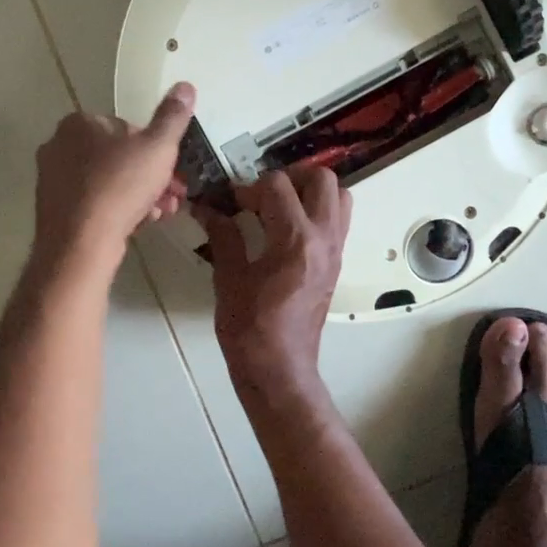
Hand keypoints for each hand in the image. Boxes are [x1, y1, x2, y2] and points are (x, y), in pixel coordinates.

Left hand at [33, 83, 194, 263]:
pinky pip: (94, 204)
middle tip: (175, 193)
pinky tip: (139, 224)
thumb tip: (185, 86)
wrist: (80, 244)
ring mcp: (53, 181)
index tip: (173, 167)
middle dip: (151, 175)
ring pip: (108, 182)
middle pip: (118, 157)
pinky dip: (118, 211)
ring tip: (163, 212)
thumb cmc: (119, 186)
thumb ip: (172, 117)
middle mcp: (59, 146)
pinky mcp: (55, 211)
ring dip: (140, 195)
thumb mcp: (158, 147)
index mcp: (79, 123)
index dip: (154, 148)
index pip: (125, 127)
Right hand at [197, 166, 351, 410]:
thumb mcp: (228, 278)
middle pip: (321, 178)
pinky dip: (317, 211)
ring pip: (339, 196)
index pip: (277, 185)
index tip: (230, 203)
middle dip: (288, 177)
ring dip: (309, 191)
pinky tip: (286, 229)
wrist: (279, 369)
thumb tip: (208, 208)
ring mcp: (335, 250)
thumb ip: (223, 235)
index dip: (247, 187)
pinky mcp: (336, 263)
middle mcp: (323, 238)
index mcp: (295, 239)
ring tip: (279, 207)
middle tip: (261, 195)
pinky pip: (338, 220)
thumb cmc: (250, 328)